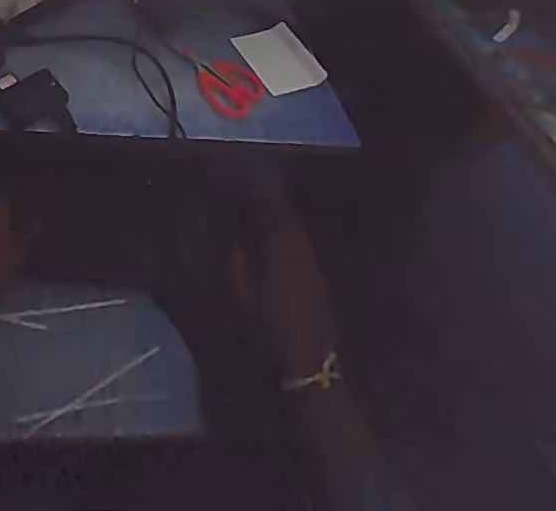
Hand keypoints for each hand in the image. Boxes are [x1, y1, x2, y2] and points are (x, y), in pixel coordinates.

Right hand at [229, 187, 338, 377]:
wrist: (309, 368)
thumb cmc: (269, 335)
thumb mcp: (242, 301)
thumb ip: (236, 267)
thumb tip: (236, 244)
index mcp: (277, 257)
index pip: (265, 219)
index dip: (254, 201)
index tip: (242, 188)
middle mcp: (299, 256)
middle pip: (285, 219)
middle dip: (270, 202)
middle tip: (253, 189)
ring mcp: (313, 267)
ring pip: (297, 231)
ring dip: (283, 215)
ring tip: (268, 204)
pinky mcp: (319, 279)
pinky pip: (303, 243)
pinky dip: (292, 231)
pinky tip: (284, 233)